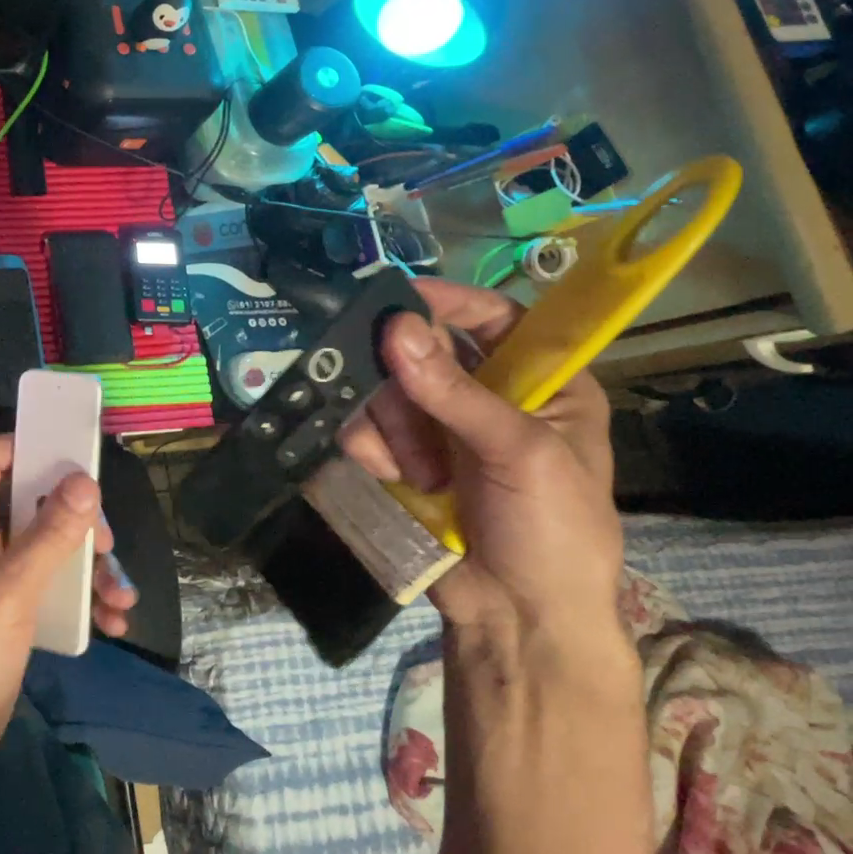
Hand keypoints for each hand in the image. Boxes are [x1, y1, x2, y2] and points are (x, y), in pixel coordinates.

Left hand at [0, 435, 137, 764]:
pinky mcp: (10, 600)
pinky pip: (51, 578)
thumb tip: (85, 482)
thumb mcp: (9, 593)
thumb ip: (48, 536)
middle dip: (74, 517)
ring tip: (119, 595)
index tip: (77, 458)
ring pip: (47, 540)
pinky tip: (111, 621)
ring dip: (87, 563)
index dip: (29, 447)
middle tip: (107, 544)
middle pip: (29, 497)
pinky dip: (81, 594)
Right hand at [338, 278, 623, 643]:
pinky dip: (370, 452)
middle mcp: (485, 398)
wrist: (516, 618)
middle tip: (404, 412)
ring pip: (382, 391)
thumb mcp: (519, 454)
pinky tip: (393, 480)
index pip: (494, 318)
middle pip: (420, 353)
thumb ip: (455, 392)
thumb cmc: (552, 531)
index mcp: (543, 385)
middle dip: (406, 384)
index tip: (396, 298)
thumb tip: (394, 326)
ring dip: (391, 429)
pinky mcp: (398, 459)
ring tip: (418, 473)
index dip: (449, 303)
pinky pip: (362, 430)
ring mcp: (437, 430)